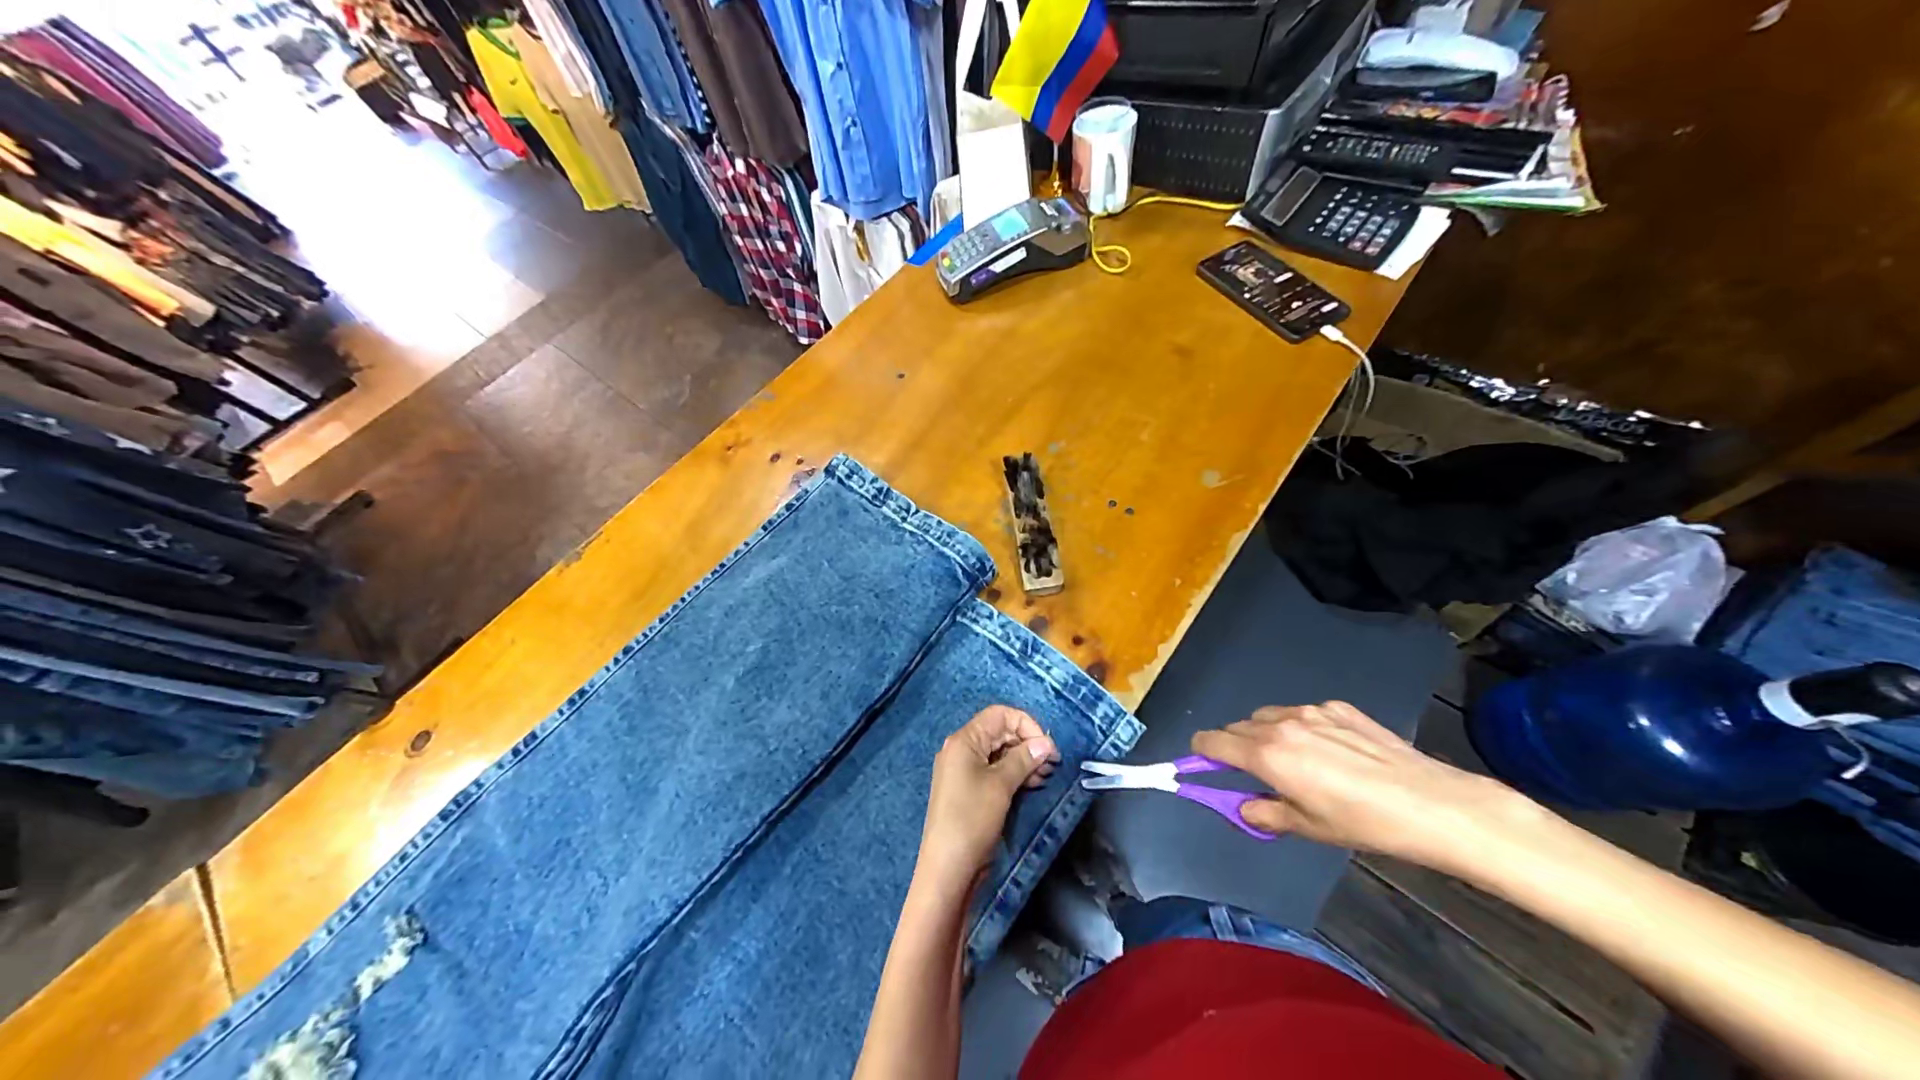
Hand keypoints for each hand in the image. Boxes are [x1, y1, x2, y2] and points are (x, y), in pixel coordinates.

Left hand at [916, 706, 1058, 892]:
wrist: (948, 866)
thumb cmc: (972, 819)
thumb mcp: (1001, 785)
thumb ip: (1024, 759)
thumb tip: (1045, 743)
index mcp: (964, 740)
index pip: (999, 715)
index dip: (1026, 725)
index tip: (1047, 747)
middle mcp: (961, 749)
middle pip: (1000, 732)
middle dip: (1027, 743)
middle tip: (1051, 764)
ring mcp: (963, 770)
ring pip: (999, 752)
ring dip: (1023, 759)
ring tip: (1045, 776)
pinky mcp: (969, 789)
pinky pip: (994, 770)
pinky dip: (1014, 773)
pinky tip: (1032, 785)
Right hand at [1192, 701, 1538, 873]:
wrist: (1431, 804)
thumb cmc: (1363, 823)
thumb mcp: (1307, 828)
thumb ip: (1265, 812)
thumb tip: (1246, 806)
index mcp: (1266, 754)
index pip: (1212, 740)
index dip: (1201, 753)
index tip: (1204, 765)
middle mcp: (1281, 723)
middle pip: (1238, 726)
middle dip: (1237, 746)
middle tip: (1256, 775)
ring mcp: (1312, 711)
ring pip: (1269, 716)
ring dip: (1266, 734)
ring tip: (1295, 762)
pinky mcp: (1340, 708)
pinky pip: (1303, 713)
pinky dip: (1300, 727)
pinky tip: (1330, 752)